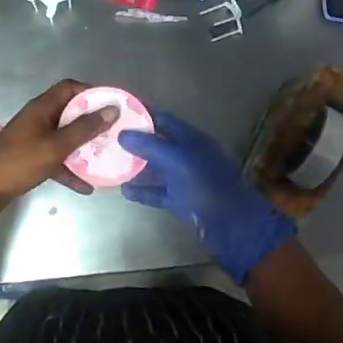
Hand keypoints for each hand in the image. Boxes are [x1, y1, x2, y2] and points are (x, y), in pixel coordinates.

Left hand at [0, 80, 116, 218]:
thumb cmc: (17, 163)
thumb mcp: (55, 146)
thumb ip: (84, 129)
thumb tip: (112, 109)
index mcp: (41, 108)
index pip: (70, 88)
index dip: (92, 92)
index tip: (113, 105)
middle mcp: (38, 119)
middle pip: (70, 113)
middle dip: (93, 122)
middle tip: (115, 133)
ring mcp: (33, 140)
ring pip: (65, 138)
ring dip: (83, 148)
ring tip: (107, 158)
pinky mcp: (30, 160)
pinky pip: (56, 160)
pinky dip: (70, 170)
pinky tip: (87, 186)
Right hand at [119, 111, 295, 283]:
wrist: (232, 226)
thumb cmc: (205, 186)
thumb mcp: (177, 161)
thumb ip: (151, 146)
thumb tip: (123, 134)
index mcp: (192, 140)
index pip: (165, 120)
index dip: (144, 116)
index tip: (119, 116)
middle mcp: (189, 157)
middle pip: (160, 144)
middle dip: (136, 143)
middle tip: (109, 141)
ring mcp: (186, 180)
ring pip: (158, 169)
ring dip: (137, 167)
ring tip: (112, 164)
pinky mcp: (183, 202)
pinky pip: (159, 193)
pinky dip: (143, 191)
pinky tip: (124, 191)